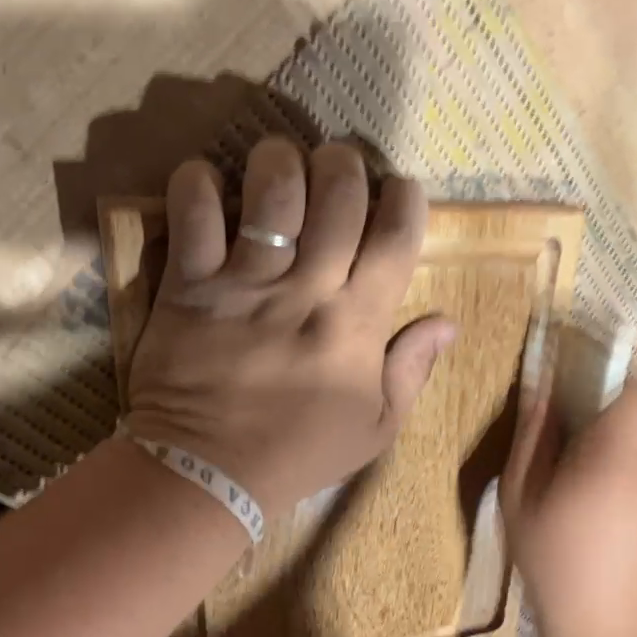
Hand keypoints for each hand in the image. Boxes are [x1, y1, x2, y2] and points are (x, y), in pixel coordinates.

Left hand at [125, 138, 456, 512]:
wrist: (208, 474)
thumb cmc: (299, 453)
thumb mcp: (376, 428)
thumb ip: (412, 371)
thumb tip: (447, 322)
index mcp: (357, 325)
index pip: (396, 237)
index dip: (405, 199)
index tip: (398, 192)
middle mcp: (307, 292)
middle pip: (339, 193)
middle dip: (343, 164)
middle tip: (335, 169)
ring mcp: (246, 285)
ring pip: (272, 188)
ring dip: (279, 162)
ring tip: (277, 168)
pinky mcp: (190, 285)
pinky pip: (194, 210)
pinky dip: (200, 185)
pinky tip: (212, 190)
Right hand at [502, 373, 636, 636]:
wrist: (605, 630)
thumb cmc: (553, 562)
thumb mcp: (520, 498)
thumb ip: (533, 437)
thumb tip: (541, 390)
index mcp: (620, 452)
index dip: (626, 367)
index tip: (588, 371)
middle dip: (623, 398)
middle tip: (581, 413)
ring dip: (630, 429)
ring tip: (587, 455)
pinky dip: (636, 458)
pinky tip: (600, 492)